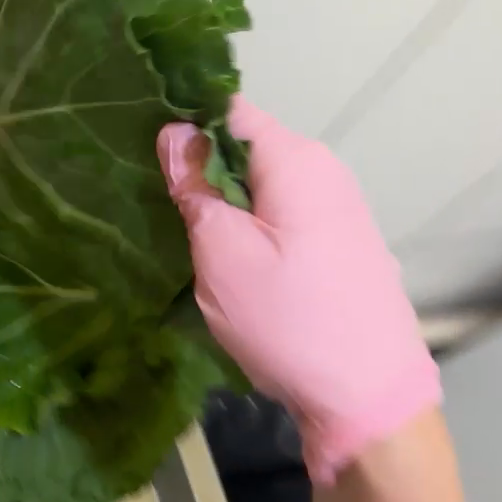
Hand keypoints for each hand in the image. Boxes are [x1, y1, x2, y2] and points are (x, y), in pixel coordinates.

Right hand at [157, 98, 439, 483]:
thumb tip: (174, 132)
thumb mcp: (223, 253)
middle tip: (147, 198)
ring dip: (217, 199)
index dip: (183, 122)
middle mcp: (322, 171)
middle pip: (243, 146)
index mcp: (296, 162)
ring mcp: (333, 208)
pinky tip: (217, 253)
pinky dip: (241, 222)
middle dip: (195, 164)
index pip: (230, 111)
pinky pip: (275, 212)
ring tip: (173, 226)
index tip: (138, 147)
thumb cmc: (286, 318)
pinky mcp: (332, 241)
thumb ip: (197, 189)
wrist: (363, 390)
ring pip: (257, 183)